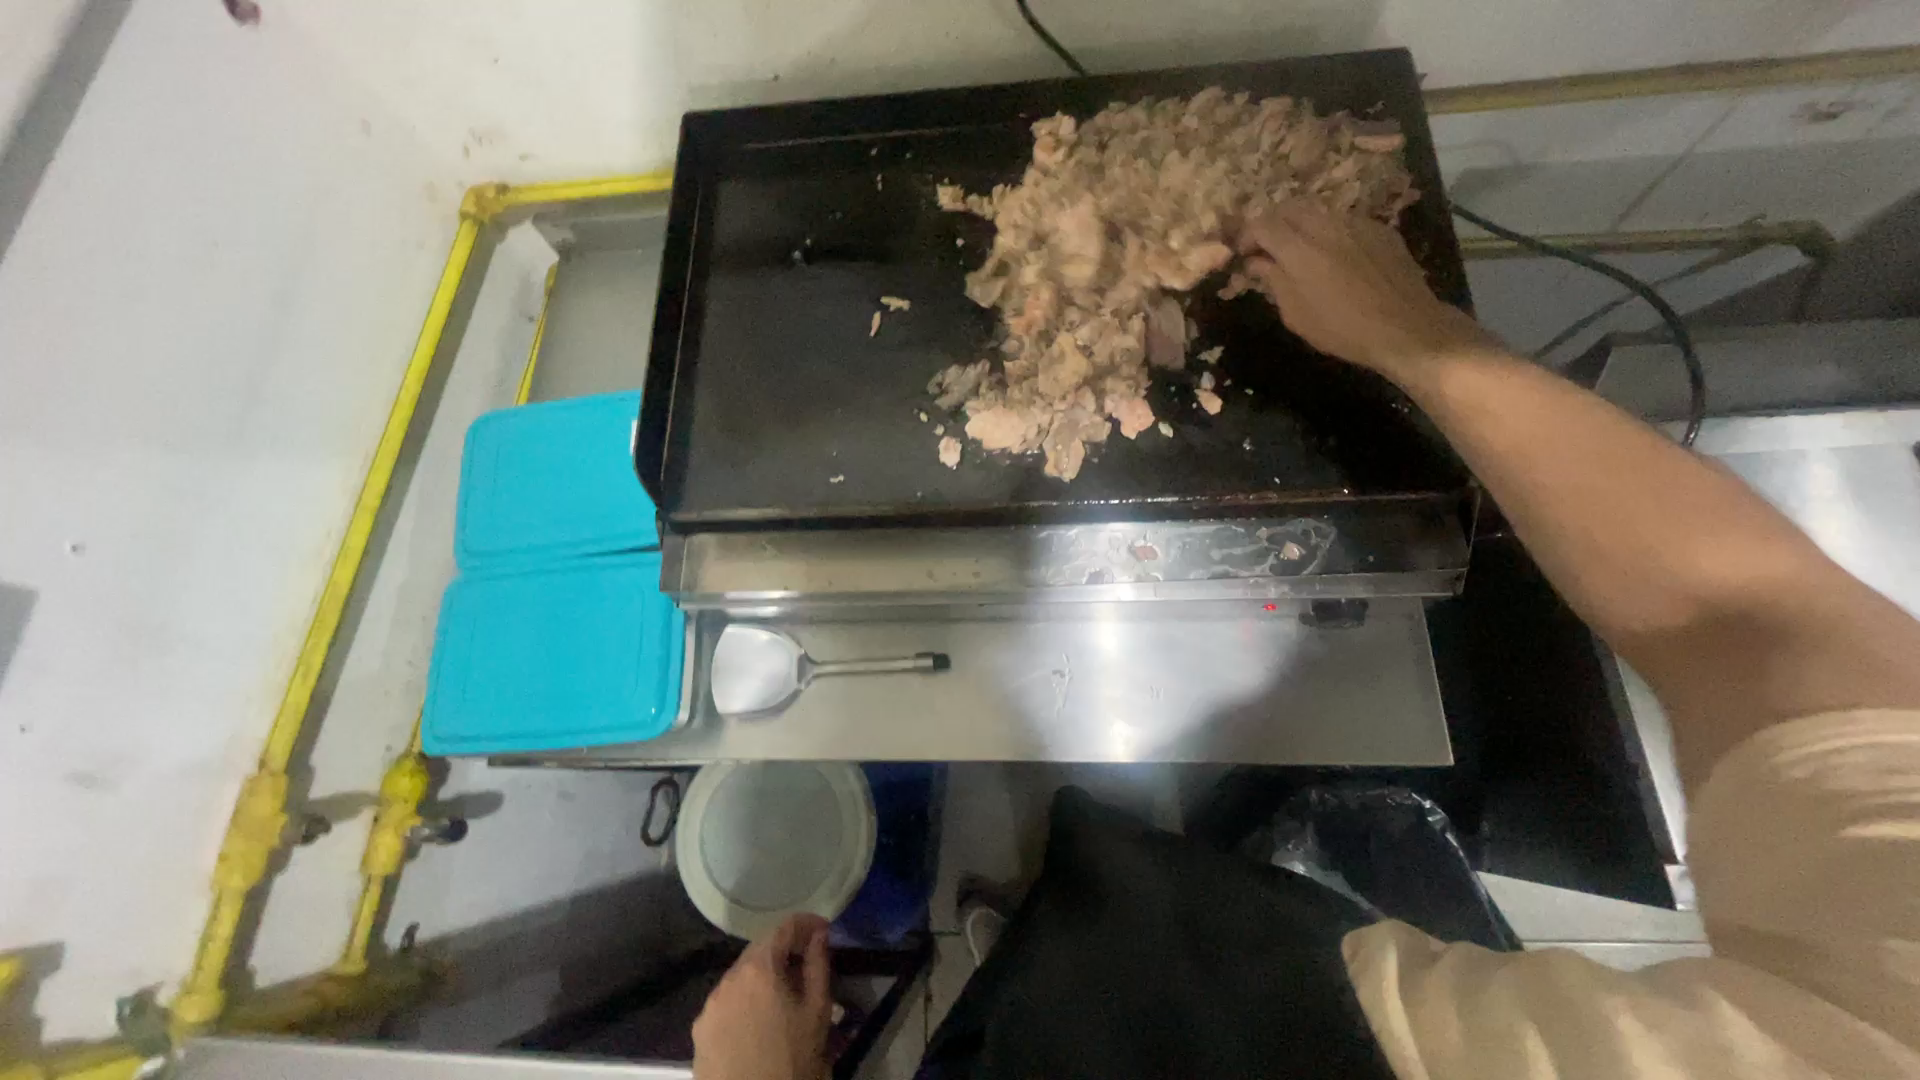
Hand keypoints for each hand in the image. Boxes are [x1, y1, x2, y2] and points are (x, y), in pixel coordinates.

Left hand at [693, 914, 832, 1079]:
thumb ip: (818, 964)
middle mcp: (728, 979)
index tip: (824, 930)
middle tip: (808, 962)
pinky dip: (745, 999)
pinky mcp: (699, 1033)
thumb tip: (818, 935)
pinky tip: (760, 1021)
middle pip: (760, 949)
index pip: (784, 928)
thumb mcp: (818, 1011)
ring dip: (764, 975)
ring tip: (785, 995)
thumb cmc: (794, 1062)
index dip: (806, 923)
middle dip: (785, 949)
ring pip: (741, 976)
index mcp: (759, 968)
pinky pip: (726, 1002)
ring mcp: (709, 1007)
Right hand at [1240, 203, 1497, 379]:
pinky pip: (1344, 221)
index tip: (1242, 254)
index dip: (1246, 235)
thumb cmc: (1341, 329)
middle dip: (1272, 223)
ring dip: (1300, 226)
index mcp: (1299, 250)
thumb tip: (1255, 262)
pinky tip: (1334, 257)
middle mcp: (1326, 226)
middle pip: (1289, 207)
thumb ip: (1273, 281)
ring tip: (1299, 252)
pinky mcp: (1379, 229)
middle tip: (1267, 248)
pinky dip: (1328, 232)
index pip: (1262, 224)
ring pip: (1318, 211)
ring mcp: (1356, 224)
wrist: (1404, 327)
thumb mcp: (1295, 314)